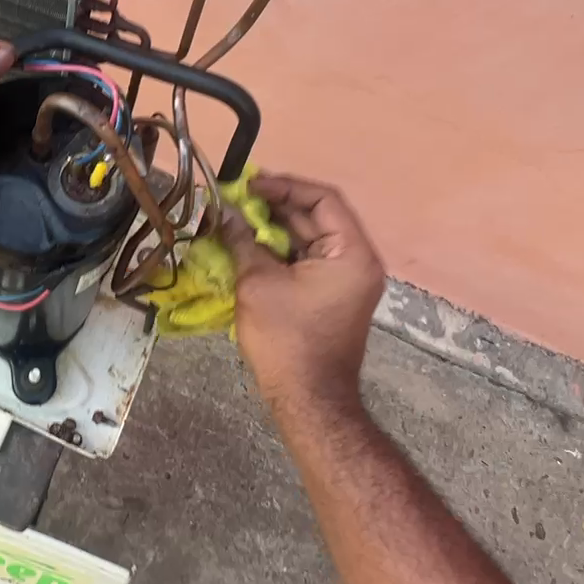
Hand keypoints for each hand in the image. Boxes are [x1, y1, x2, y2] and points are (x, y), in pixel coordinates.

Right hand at [220, 174, 385, 409]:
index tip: (248, 185)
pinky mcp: (330, 295)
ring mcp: (345, 280)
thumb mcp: (258, 282)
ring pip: (309, 238)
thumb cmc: (286, 338)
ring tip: (237, 217)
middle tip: (236, 197)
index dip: (284, 187)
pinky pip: (306, 259)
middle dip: (275, 206)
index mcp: (351, 253)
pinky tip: (249, 244)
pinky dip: (280, 249)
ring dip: (274, 227)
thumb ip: (244, 241)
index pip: (323, 199)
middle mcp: (357, 261)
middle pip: (317, 217)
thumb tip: (227, 214)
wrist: (307, 398)